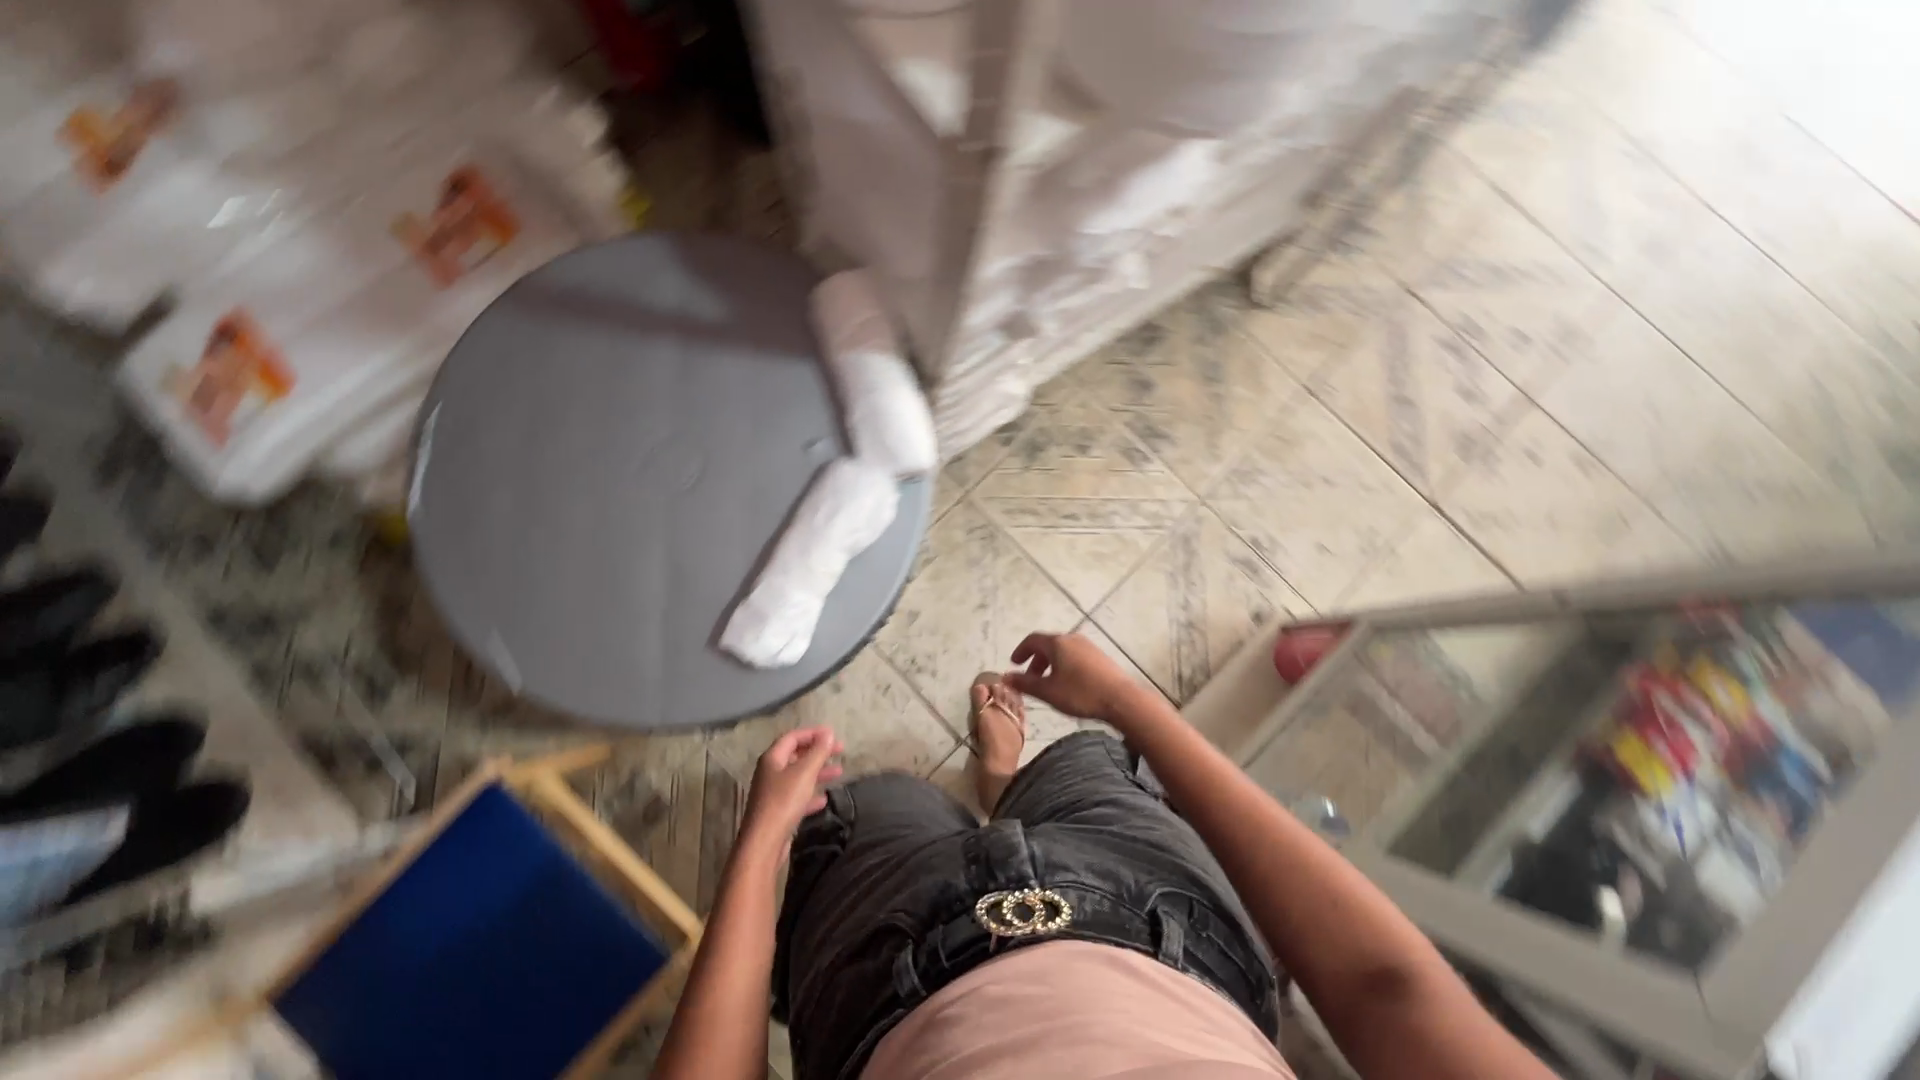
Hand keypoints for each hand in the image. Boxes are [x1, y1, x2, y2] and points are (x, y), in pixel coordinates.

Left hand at [740, 726, 843, 858]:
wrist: (764, 842)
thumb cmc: (783, 802)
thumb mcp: (804, 773)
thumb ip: (818, 752)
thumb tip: (828, 733)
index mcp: (772, 758)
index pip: (793, 737)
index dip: (813, 733)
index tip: (833, 735)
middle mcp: (770, 772)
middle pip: (796, 755)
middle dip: (818, 752)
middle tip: (840, 751)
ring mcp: (773, 792)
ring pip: (798, 776)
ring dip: (818, 772)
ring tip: (839, 773)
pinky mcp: (777, 811)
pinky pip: (797, 796)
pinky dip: (811, 794)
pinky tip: (824, 799)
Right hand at [1006, 632, 1139, 722]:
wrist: (1121, 699)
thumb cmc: (1080, 693)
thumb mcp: (1048, 691)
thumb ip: (1025, 683)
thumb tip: (1005, 677)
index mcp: (1057, 643)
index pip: (1032, 640)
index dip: (1020, 651)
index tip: (1014, 664)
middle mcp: (1072, 639)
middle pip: (1048, 645)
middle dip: (1036, 660)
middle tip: (1030, 678)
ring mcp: (1089, 646)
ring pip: (1063, 651)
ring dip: (1051, 664)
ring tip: (1048, 684)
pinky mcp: (1100, 656)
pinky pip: (1075, 656)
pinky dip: (1065, 665)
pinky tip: (1068, 684)